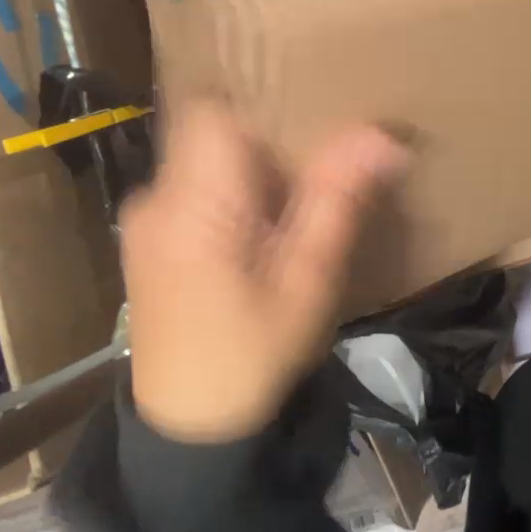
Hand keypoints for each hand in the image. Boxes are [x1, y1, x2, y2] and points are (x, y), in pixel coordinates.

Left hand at [121, 101, 408, 442]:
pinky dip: (241, 190)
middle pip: (216, 131)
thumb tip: (382, 134)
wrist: (190, 430)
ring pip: (210, 158)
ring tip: (308, 193)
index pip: (214, 109)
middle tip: (329, 157)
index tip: (316, 113)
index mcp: (191, 203)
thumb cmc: (254, 353)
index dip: (265, 101)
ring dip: (261, 167)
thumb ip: (338, 199)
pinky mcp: (153, 240)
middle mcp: (156, 199)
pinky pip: (200, 186)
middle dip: (274, 138)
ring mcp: (148, 221)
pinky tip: (273, 227)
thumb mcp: (309, 277)